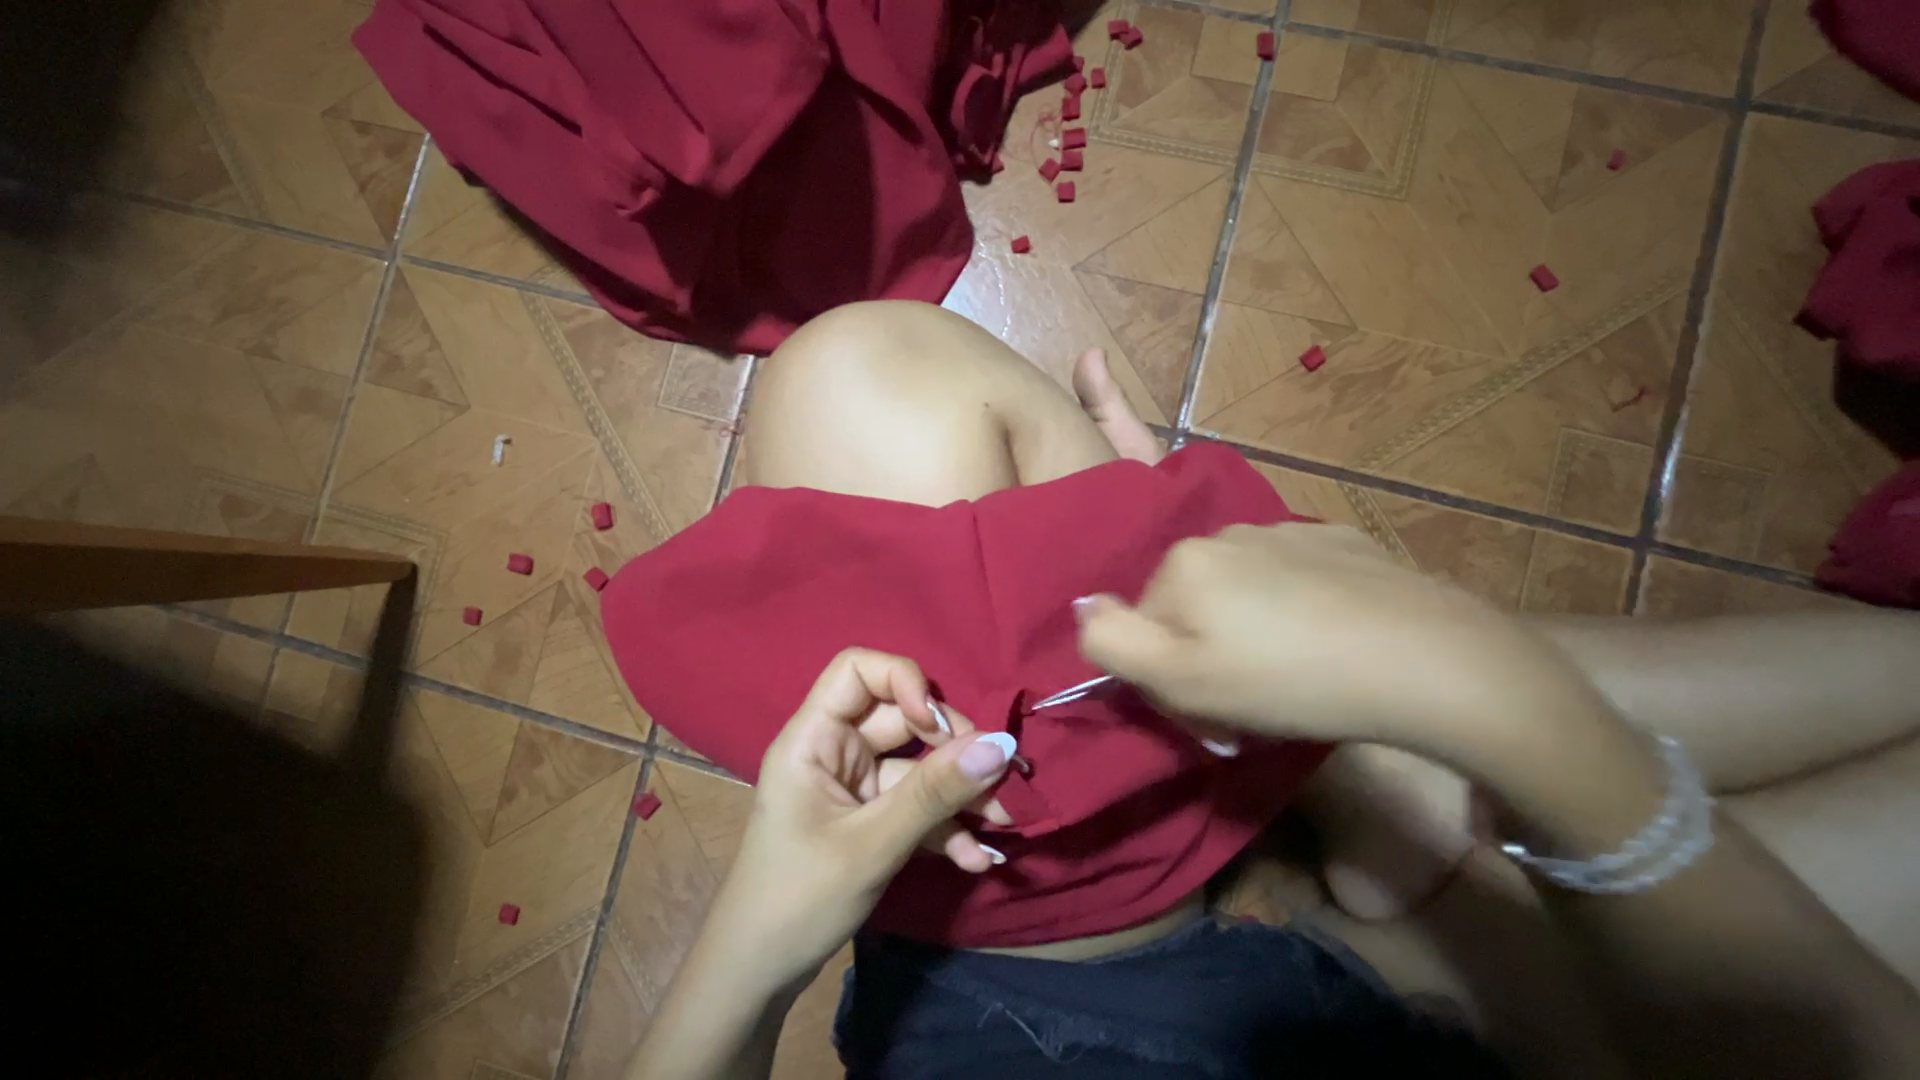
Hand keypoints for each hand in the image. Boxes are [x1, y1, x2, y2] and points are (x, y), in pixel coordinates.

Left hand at [701, 649, 1015, 995]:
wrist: (758, 975)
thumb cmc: (798, 898)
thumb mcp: (872, 844)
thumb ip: (934, 793)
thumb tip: (1001, 745)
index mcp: (813, 738)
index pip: (858, 670)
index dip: (904, 682)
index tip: (940, 726)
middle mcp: (834, 750)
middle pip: (902, 719)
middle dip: (953, 749)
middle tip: (997, 780)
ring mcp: (852, 786)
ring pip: (917, 767)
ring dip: (960, 794)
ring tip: (1001, 824)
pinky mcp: (868, 819)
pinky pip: (915, 806)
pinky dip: (945, 827)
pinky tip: (975, 858)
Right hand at [1075, 524, 1583, 746]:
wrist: (1426, 659)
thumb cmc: (1287, 680)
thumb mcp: (1180, 680)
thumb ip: (1111, 640)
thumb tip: (1084, 605)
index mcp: (1183, 562)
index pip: (1143, 621)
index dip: (1165, 671)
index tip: (1206, 709)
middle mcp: (1227, 532)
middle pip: (1190, 601)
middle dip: (1206, 646)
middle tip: (1250, 697)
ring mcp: (1288, 531)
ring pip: (1240, 588)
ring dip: (1250, 626)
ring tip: (1296, 671)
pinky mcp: (1342, 542)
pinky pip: (1293, 577)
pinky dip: (1296, 608)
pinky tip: (1332, 640)